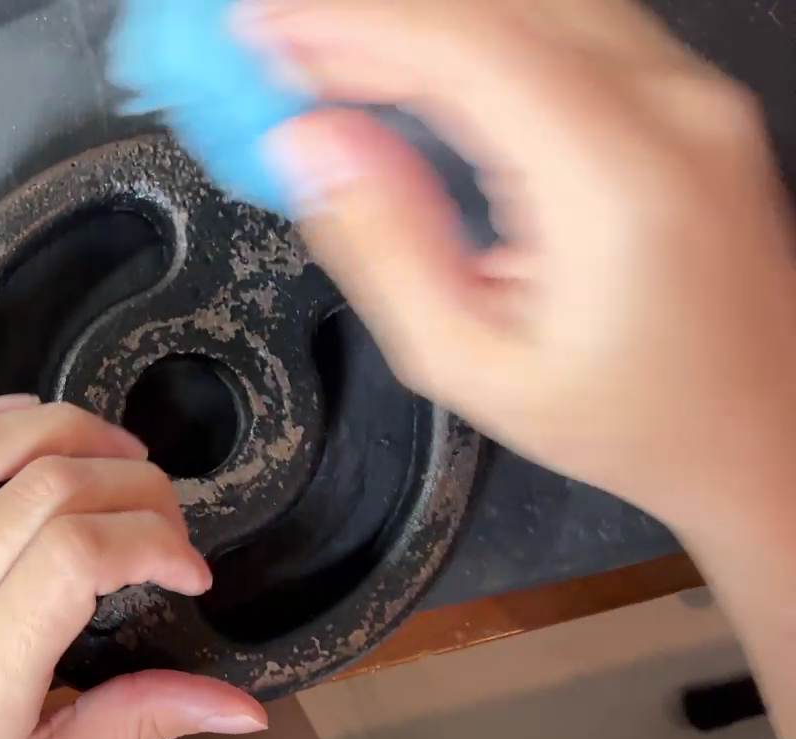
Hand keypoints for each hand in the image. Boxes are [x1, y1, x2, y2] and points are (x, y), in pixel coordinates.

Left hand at [0, 398, 266, 738]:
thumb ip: (134, 726)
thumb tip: (244, 705)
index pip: (75, 556)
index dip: (151, 537)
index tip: (184, 566)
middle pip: (37, 489)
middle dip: (125, 477)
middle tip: (158, 506)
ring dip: (51, 424)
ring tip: (102, 444)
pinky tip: (12, 422)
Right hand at [240, 0, 795, 541]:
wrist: (751, 427)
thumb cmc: (609, 412)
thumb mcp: (458, 355)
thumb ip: (382, 243)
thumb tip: (311, 150)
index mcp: (614, 180)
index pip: (469, 52)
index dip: (352, 27)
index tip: (262, 28)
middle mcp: (668, 110)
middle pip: (501, 11)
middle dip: (366, 16)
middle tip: (265, 36)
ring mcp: (682, 100)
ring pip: (529, 12)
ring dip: (406, 24)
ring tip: (306, 51)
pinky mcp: (669, 109)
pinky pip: (552, 42)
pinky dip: (454, 42)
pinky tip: (389, 68)